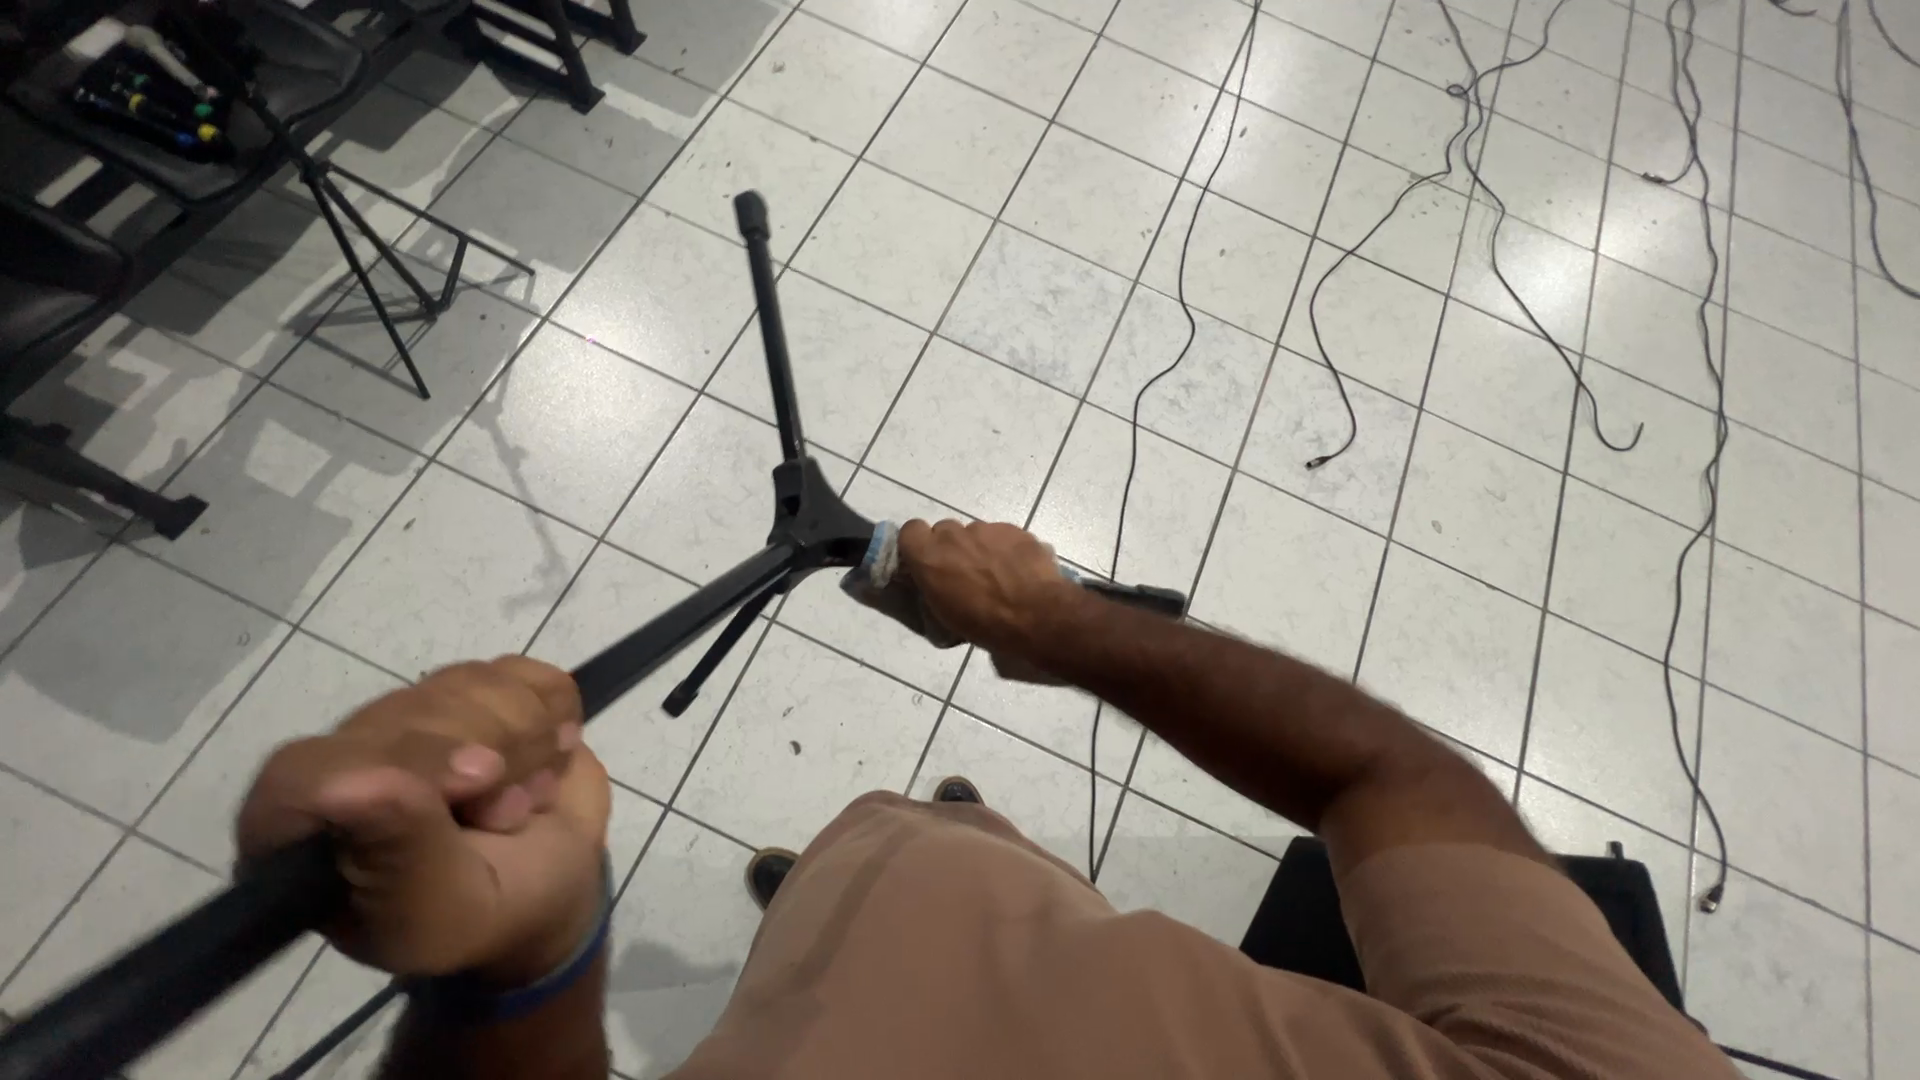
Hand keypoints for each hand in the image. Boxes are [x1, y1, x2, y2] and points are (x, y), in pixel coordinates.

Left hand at [236, 656, 610, 984]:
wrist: (549, 890)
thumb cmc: (483, 914)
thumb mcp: (439, 908)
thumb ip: (400, 851)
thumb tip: (352, 785)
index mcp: (305, 824)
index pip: (320, 766)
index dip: (409, 761)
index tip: (482, 782)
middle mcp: (352, 756)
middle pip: (417, 712)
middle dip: (495, 762)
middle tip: (508, 817)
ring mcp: (421, 713)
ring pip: (475, 684)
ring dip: (529, 742)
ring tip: (527, 795)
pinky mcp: (482, 689)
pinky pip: (524, 671)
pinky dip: (555, 710)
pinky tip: (549, 751)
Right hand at [897, 519, 1075, 655]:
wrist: (1034, 615)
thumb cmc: (983, 623)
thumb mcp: (944, 613)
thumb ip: (933, 584)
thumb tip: (936, 577)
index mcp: (929, 556)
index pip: (910, 530)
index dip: (919, 544)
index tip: (928, 561)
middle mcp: (954, 535)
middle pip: (945, 530)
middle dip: (951, 547)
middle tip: (964, 572)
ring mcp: (986, 529)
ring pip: (976, 533)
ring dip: (980, 548)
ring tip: (997, 574)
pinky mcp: (1014, 529)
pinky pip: (1002, 535)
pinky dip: (1006, 549)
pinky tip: (1018, 570)